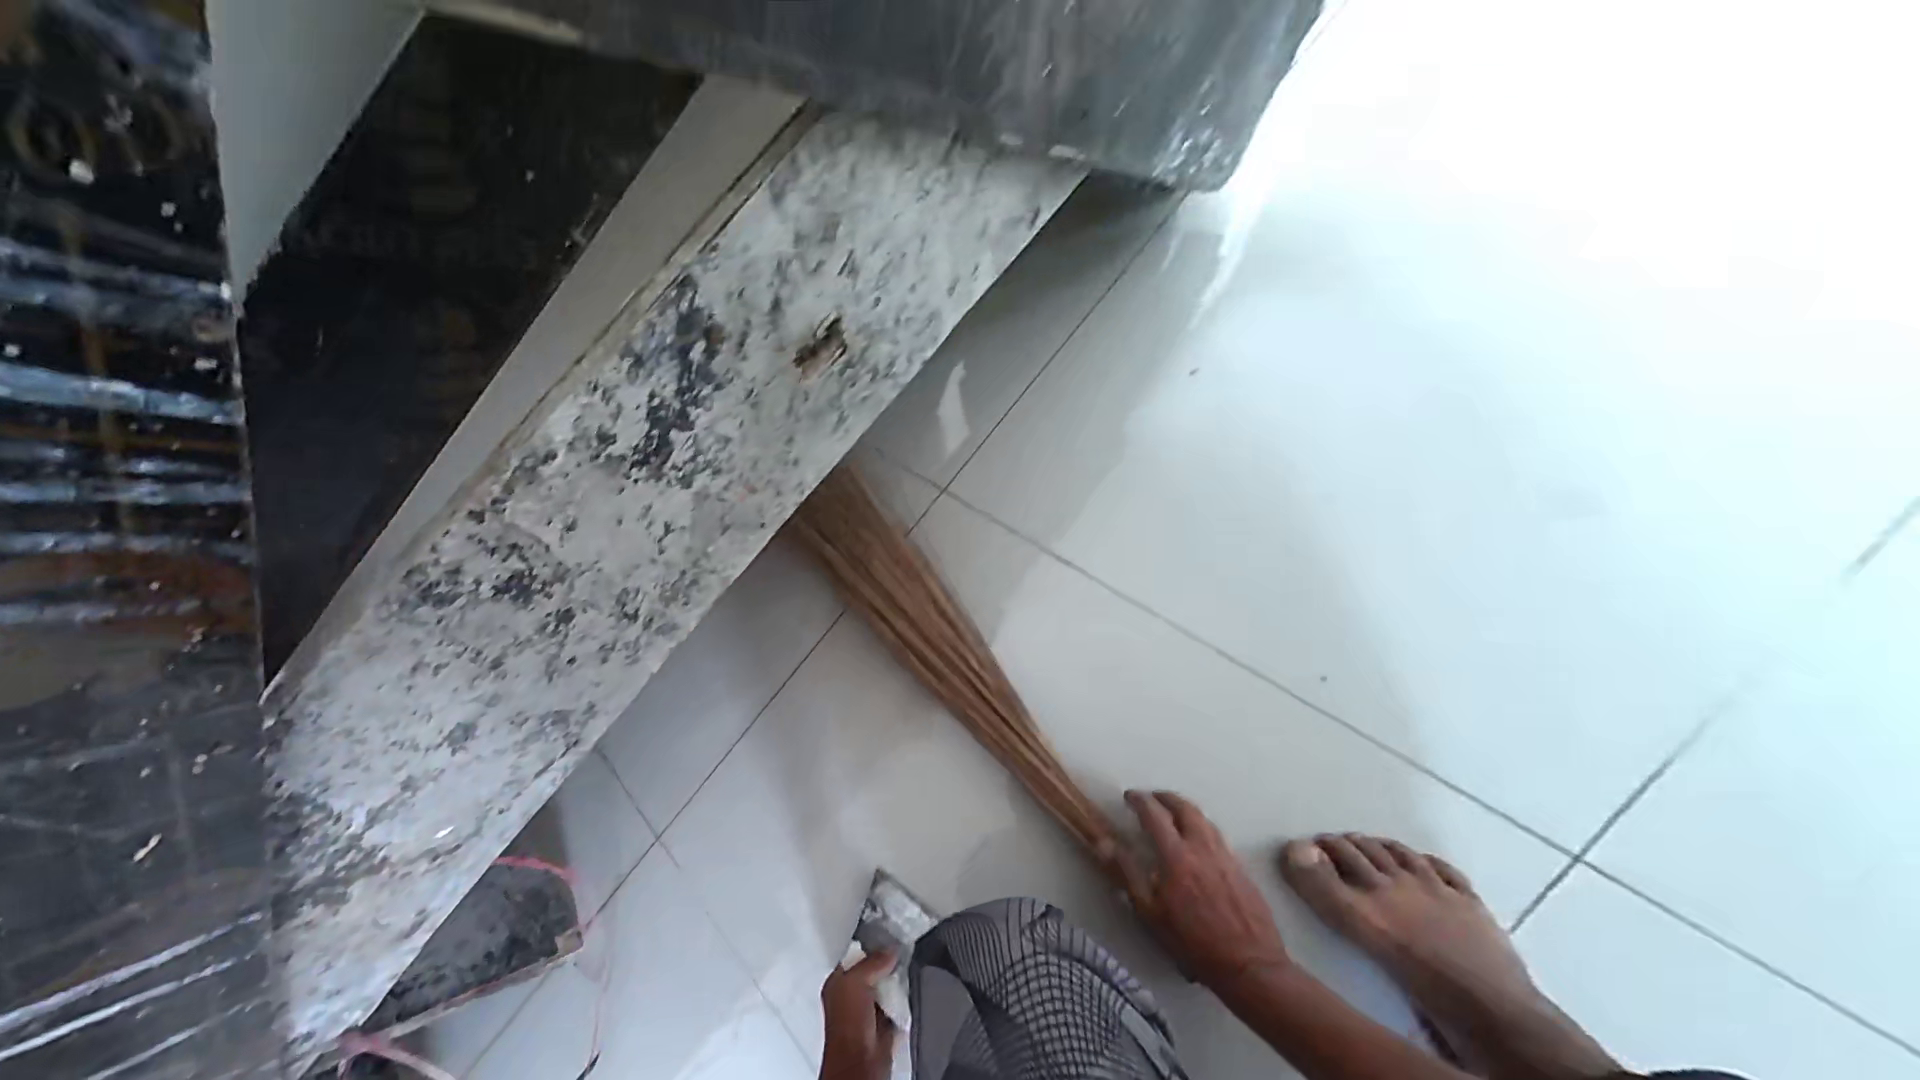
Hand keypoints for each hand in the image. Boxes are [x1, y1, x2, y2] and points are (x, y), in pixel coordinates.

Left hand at [819, 949, 897, 1079]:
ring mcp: (868, 1009)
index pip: (855, 956)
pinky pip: (896, 1002)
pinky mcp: (884, 1023)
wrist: (861, 1062)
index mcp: (838, 983)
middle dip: (886, 962)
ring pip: (885, 985)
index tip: (889, 936)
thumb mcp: (856, 982)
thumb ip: (872, 962)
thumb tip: (891, 950)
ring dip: (896, 979)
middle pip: (872, 970)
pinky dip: (903, 997)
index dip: (871, 946)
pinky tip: (910, 987)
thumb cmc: (849, 1022)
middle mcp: (851, 994)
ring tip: (909, 964)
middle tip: (903, 948)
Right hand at [1107, 790, 1291, 990]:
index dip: (1139, 800)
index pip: (1154, 814)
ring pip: (1203, 818)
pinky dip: (1201, 826)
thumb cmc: (1193, 942)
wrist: (1250, 965)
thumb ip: (1127, 873)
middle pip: (1183, 807)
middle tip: (1151, 798)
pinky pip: (1217, 834)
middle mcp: (1202, 847)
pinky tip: (1198, 839)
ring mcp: (1225, 855)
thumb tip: (1104, 842)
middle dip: (1164, 797)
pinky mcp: (1241, 867)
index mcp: (1176, 856)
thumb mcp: (1151, 913)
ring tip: (1173, 813)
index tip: (1129, 797)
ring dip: (1184, 808)